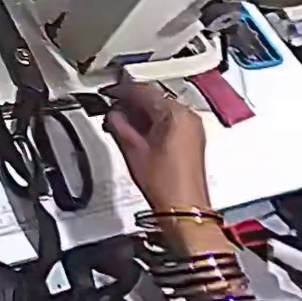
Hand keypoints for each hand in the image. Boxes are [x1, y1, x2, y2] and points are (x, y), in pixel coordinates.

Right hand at [103, 82, 229, 255]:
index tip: (109, 92)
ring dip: (141, 112)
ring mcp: (192, 127)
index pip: (143, 91)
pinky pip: (169, 120)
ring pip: (161, 108)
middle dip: (131, 102)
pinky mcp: (192, 138)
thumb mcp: (132, 149)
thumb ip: (118, 124)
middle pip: (154, 97)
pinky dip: (153, 122)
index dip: (121, 90)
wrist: (184, 210)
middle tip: (112, 108)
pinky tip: (137, 132)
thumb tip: (113, 114)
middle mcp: (188, 116)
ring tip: (121, 122)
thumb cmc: (165, 184)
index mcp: (175, 114)